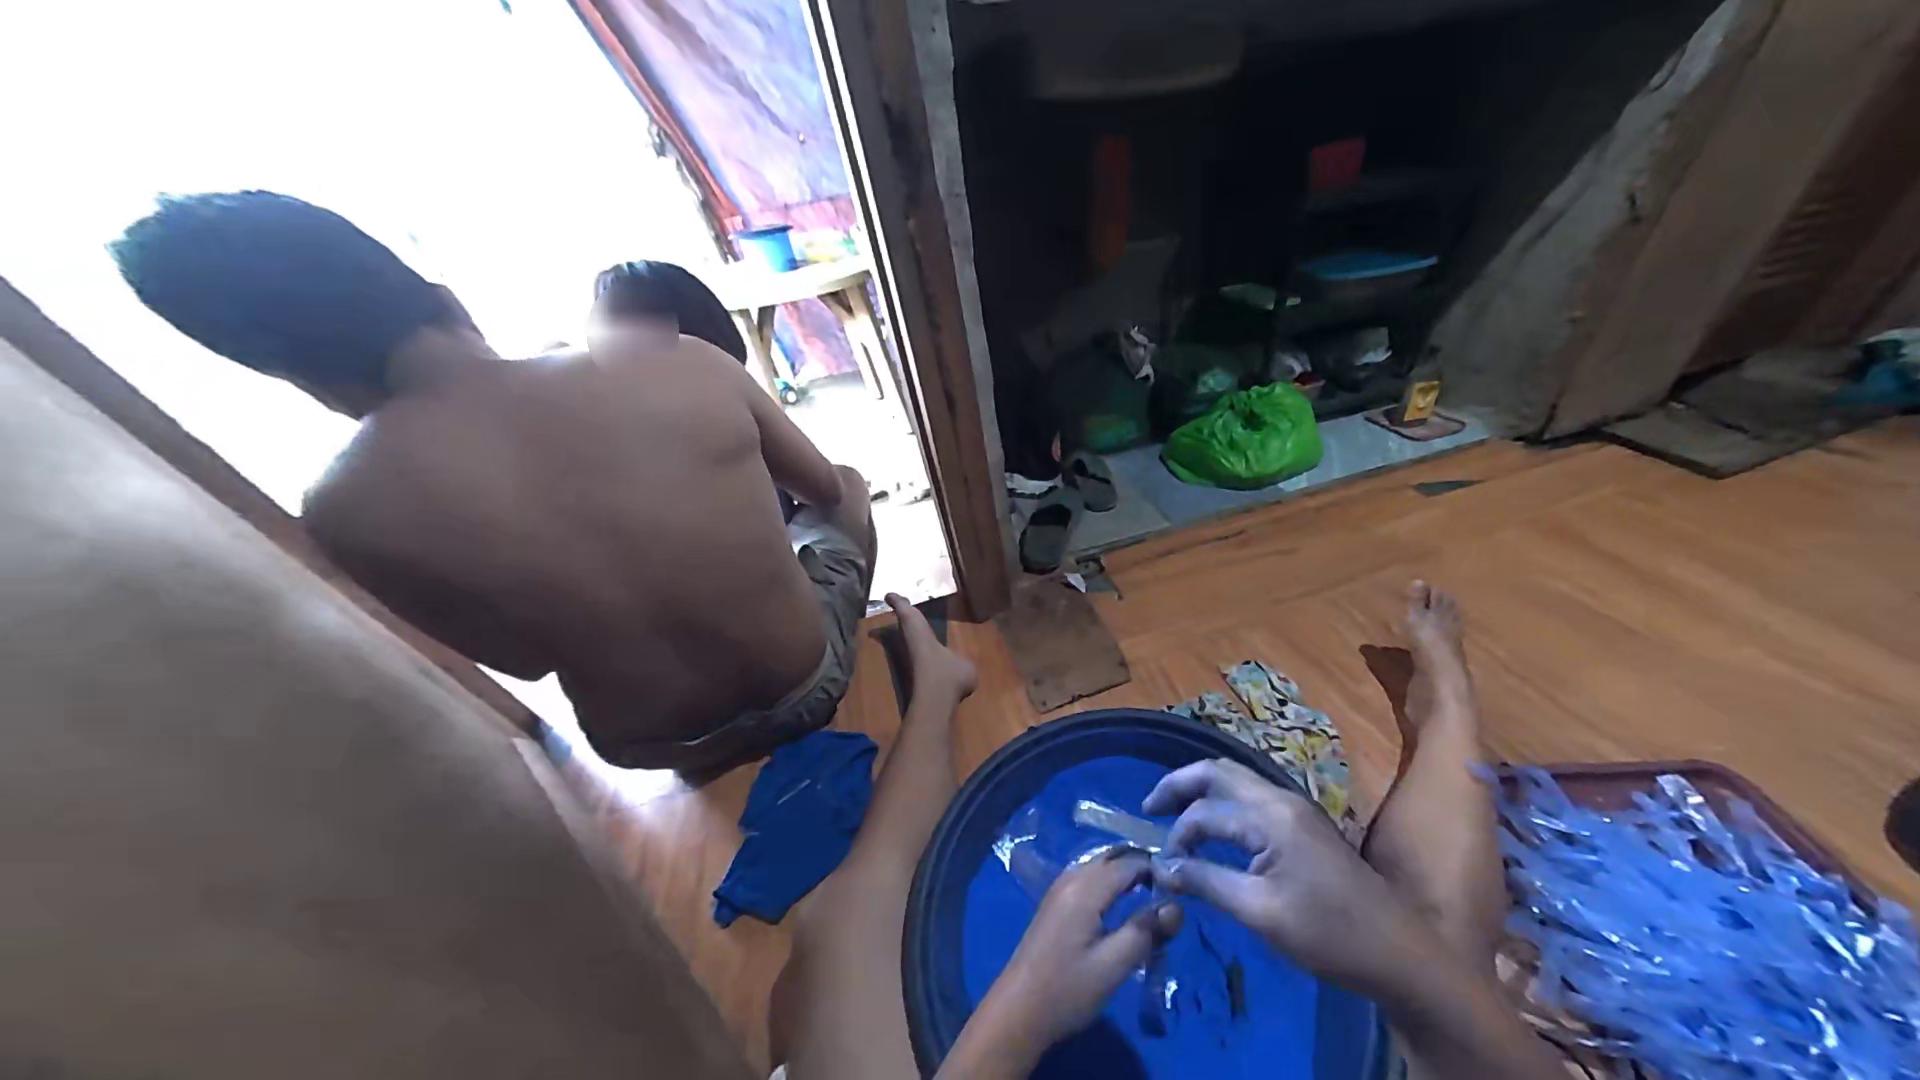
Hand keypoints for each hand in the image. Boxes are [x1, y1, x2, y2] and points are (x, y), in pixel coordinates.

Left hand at [969, 854, 1180, 1059]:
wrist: (1019, 1007)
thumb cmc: (1068, 989)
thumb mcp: (1113, 966)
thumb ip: (1145, 932)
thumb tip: (1176, 905)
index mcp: (1085, 888)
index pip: (1129, 863)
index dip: (1157, 869)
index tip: (1182, 886)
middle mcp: (1071, 877)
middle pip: (1112, 857)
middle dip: (1142, 866)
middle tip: (1171, 888)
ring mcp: (1060, 888)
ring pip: (1100, 865)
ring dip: (1126, 872)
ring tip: (1154, 895)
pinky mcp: (1056, 902)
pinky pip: (1089, 878)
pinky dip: (1110, 882)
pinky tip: (1123, 904)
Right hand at [1143, 758, 1435, 1000]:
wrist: (1401, 954)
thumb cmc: (1329, 935)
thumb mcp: (1259, 912)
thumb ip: (1205, 882)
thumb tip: (1161, 868)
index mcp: (1269, 817)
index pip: (1204, 812)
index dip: (1177, 837)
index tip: (1164, 869)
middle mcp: (1280, 798)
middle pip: (1217, 771)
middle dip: (1179, 784)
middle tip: (1151, 807)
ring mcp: (1294, 806)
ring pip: (1235, 777)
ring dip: (1201, 789)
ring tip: (1174, 811)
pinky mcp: (1302, 821)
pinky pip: (1250, 793)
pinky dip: (1222, 799)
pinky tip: (1213, 823)